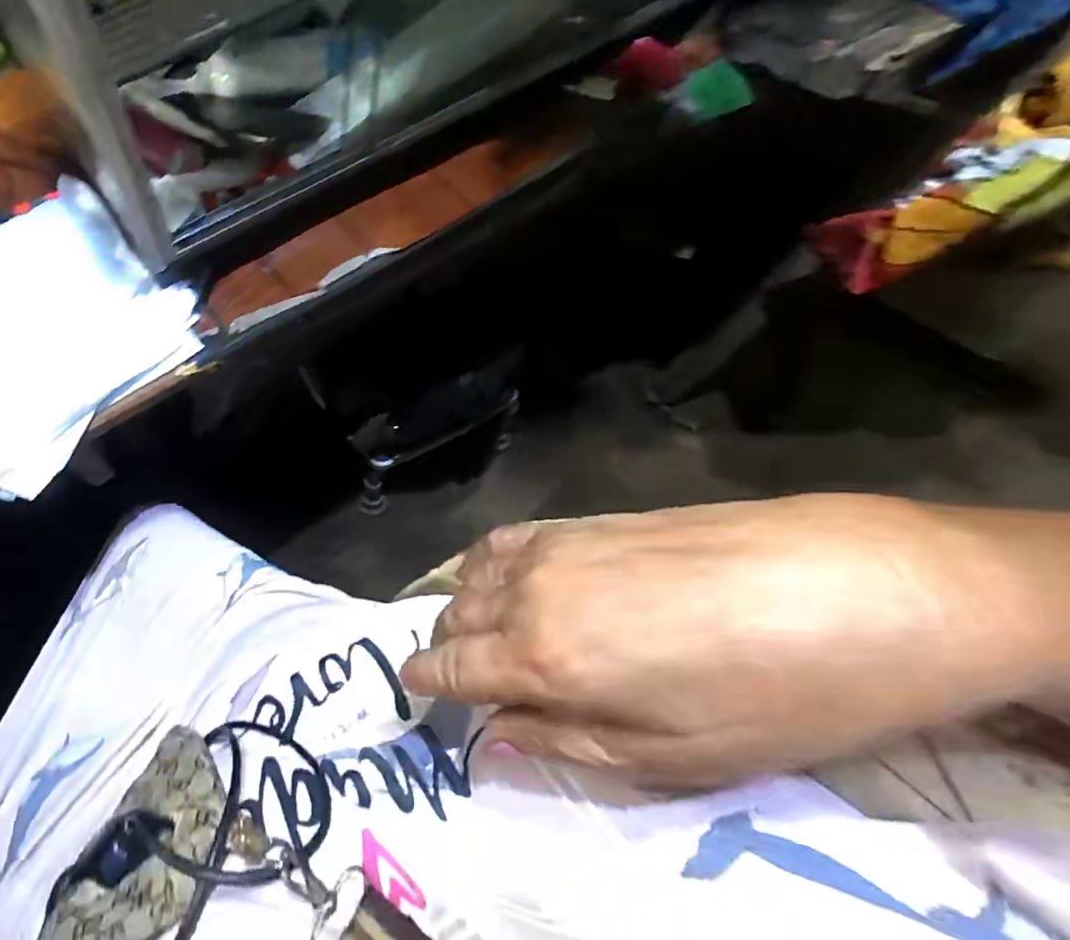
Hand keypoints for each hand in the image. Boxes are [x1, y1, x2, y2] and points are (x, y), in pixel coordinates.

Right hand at [399, 495, 1069, 786]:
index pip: (449, 666)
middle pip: (453, 620)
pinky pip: (496, 543)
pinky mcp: (573, 524)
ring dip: (465, 610)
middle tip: (478, 676)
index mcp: (543, 661)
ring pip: (467, 580)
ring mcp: (545, 552)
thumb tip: (496, 734)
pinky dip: (481, 567)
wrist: (858, 589)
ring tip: (495, 632)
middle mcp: (525, 599)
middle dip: (451, 650)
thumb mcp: (681, 756)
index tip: (421, 688)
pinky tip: (506, 580)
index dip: (426, 679)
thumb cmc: (776, 696)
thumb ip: (568, 744)